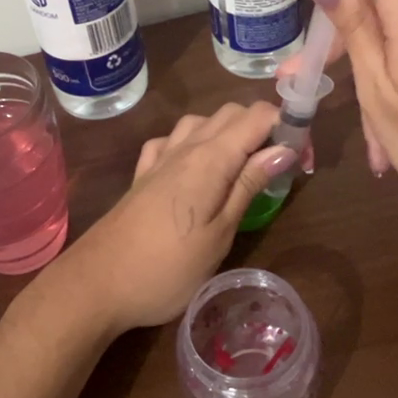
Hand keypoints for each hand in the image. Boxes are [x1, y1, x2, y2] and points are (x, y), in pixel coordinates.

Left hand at [48, 102, 296, 333]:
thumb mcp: (220, 233)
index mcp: (211, 158)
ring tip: (242, 167)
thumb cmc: (167, 268)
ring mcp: (160, 158)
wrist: (96, 285)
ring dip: (228, 132)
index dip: (287, 126)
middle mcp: (186, 146)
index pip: (258, 115)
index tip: (301, 160)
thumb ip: (249, 185)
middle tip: (279, 167)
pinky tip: (194, 166)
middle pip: (232, 112)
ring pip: (201, 122)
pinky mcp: (142, 174)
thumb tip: (284, 148)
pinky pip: (171, 140)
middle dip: (263, 127)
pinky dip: (192, 143)